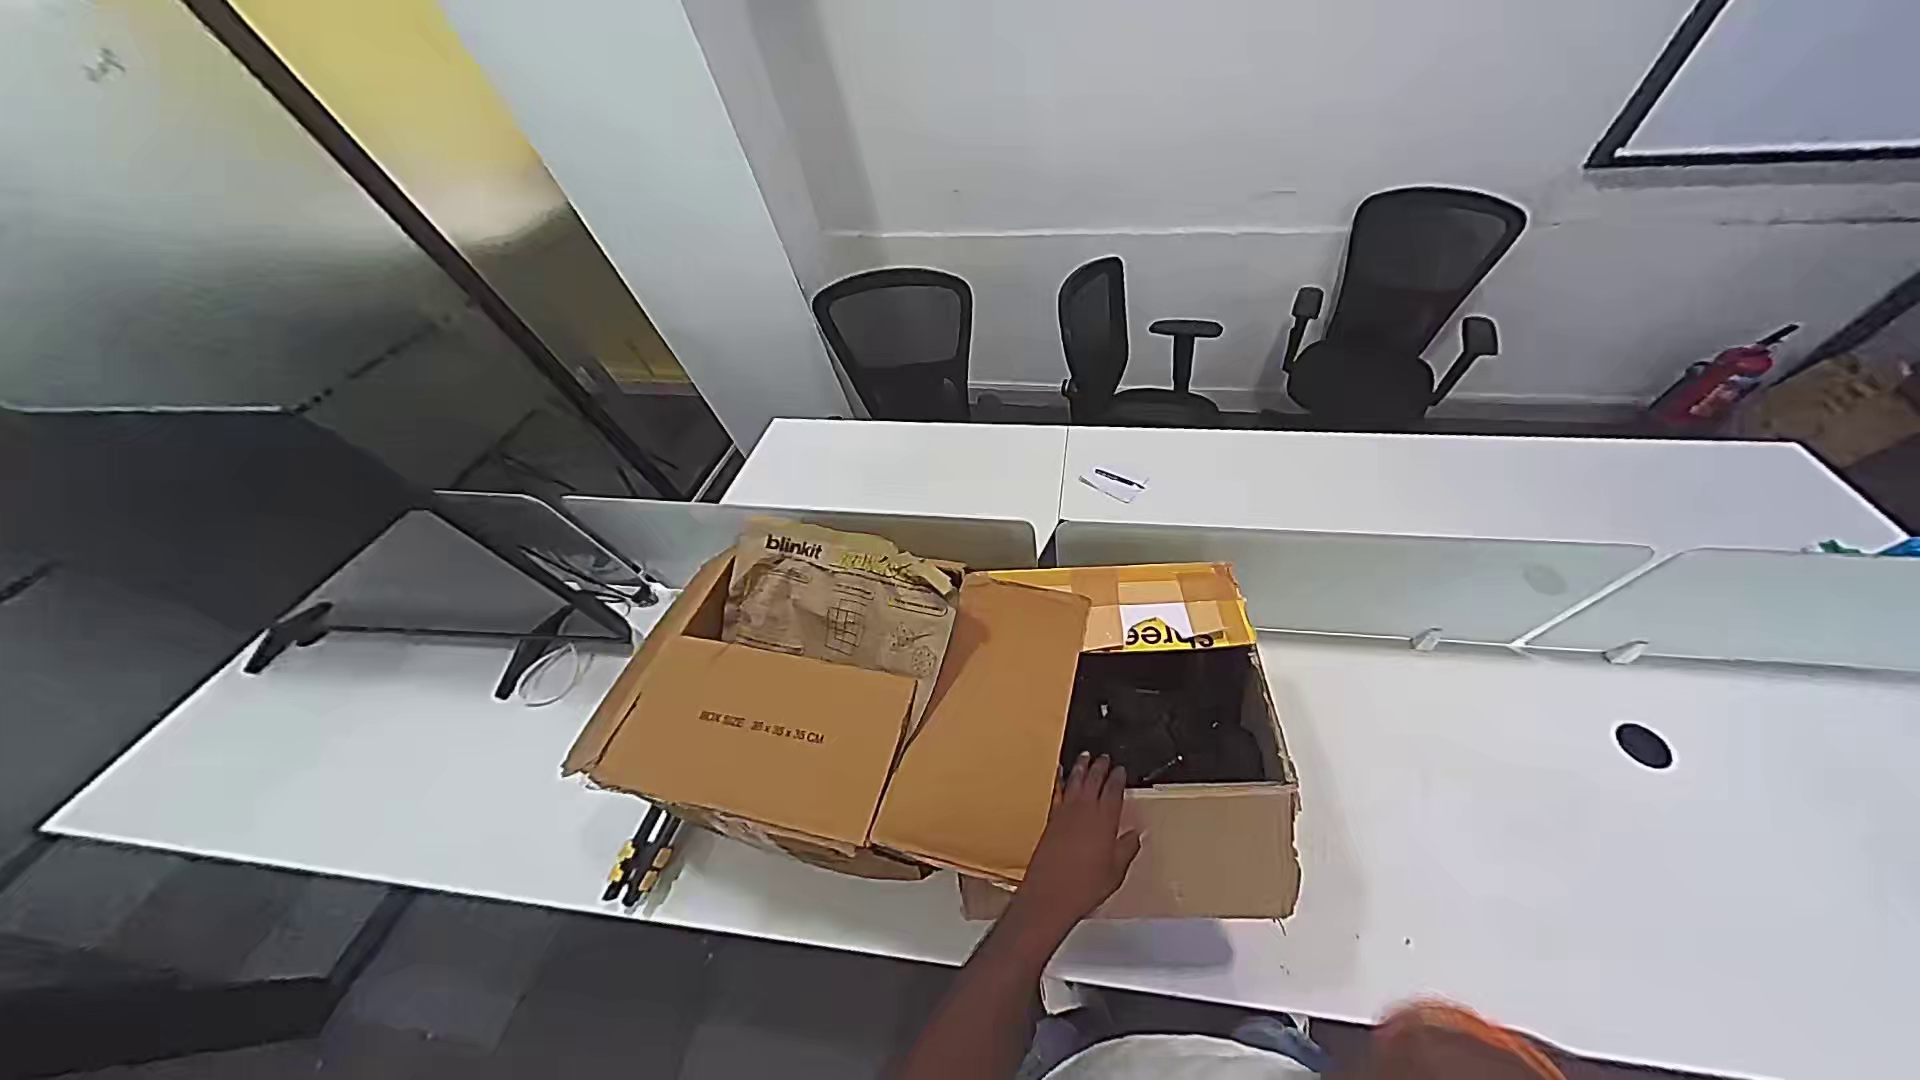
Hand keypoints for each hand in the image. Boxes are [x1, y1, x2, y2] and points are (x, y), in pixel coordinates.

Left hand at [1012, 753, 1141, 934]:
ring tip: (1085, 756)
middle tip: (1104, 757)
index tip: (1120, 769)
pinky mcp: (1051, 818)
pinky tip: (1058, 773)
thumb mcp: (1115, 871)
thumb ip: (1126, 848)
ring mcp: (1065, 812)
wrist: (1051, 893)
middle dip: (1100, 766)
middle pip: (1093, 780)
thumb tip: (1134, 835)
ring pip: (1075, 781)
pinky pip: (1056, 792)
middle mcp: (1084, 810)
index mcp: (1104, 820)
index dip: (1118, 778)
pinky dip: (1058, 780)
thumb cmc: (1084, 886)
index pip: (1113, 791)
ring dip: (1081, 767)